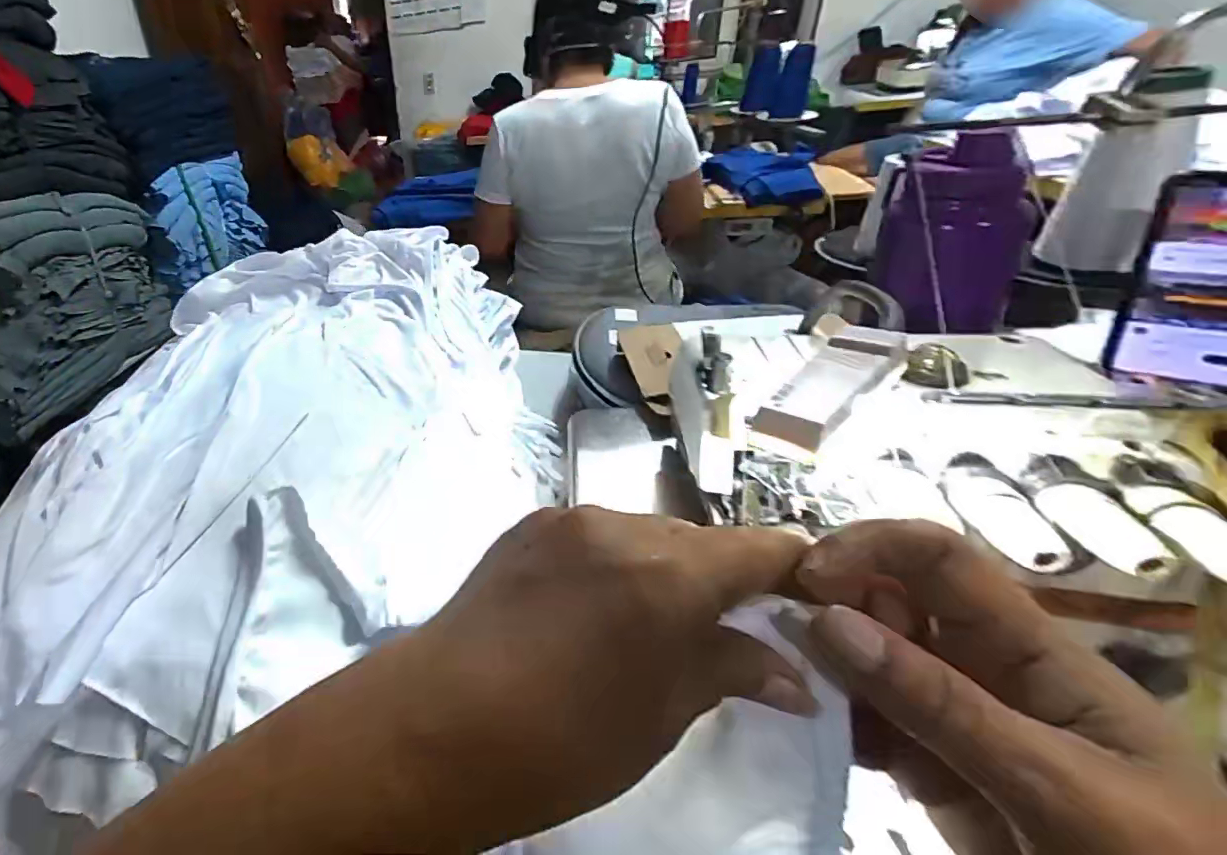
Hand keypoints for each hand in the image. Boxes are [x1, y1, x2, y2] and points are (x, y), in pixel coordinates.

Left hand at [89, 508, 814, 854]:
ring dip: (662, 566)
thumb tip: (788, 670)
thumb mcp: (663, 712)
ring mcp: (558, 520)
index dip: (789, 572)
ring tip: (662, 621)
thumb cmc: (566, 736)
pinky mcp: (520, 528)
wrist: (445, 716)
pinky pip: (590, 534)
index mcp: (663, 569)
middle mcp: (611, 525)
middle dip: (720, 576)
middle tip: (734, 628)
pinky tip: (603, 604)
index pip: (754, 548)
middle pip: (692, 538)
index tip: (810, 600)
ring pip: (638, 532)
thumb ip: (726, 670)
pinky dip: (613, 560)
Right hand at [797, 520, 1226, 854]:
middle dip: (822, 607)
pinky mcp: (917, 756)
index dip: (869, 548)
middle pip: (880, 599)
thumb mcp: (1063, 791)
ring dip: (811, 661)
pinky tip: (800, 727)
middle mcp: (977, 667)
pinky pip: (851, 710)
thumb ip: (945, 707)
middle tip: (776, 641)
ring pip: (853, 653)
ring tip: (781, 689)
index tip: (806, 577)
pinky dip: (818, 712)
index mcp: (1031, 652)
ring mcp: (944, 713)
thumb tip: (825, 618)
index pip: (939, 559)